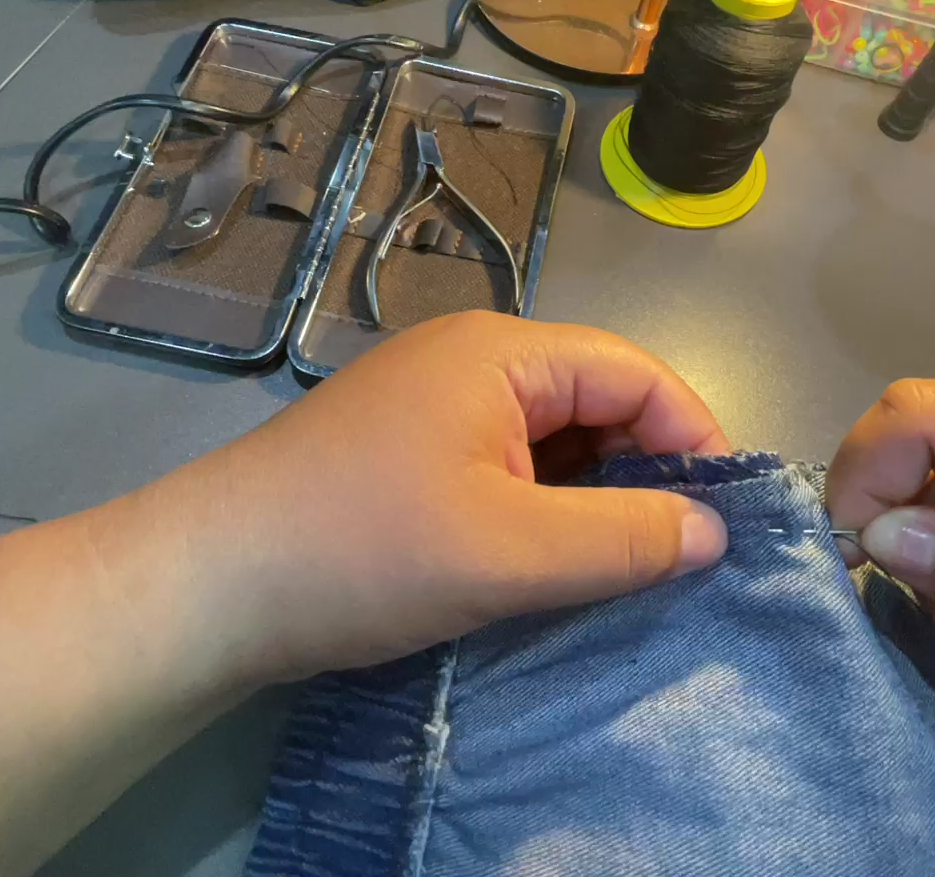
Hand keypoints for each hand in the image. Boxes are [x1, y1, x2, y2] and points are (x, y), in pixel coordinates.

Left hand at [118, 311, 730, 687]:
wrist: (210, 581)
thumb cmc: (362, 548)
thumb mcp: (507, 548)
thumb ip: (621, 537)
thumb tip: (714, 531)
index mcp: (501, 353)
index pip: (631, 370)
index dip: (690, 432)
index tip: (724, 514)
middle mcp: (473, 360)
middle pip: (593, 398)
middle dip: (643, 468)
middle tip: (676, 550)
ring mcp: (438, 403)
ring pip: (552, 436)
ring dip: (593, 493)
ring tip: (621, 563)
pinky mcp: (414, 447)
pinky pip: (508, 463)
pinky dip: (544, 505)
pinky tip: (552, 557)